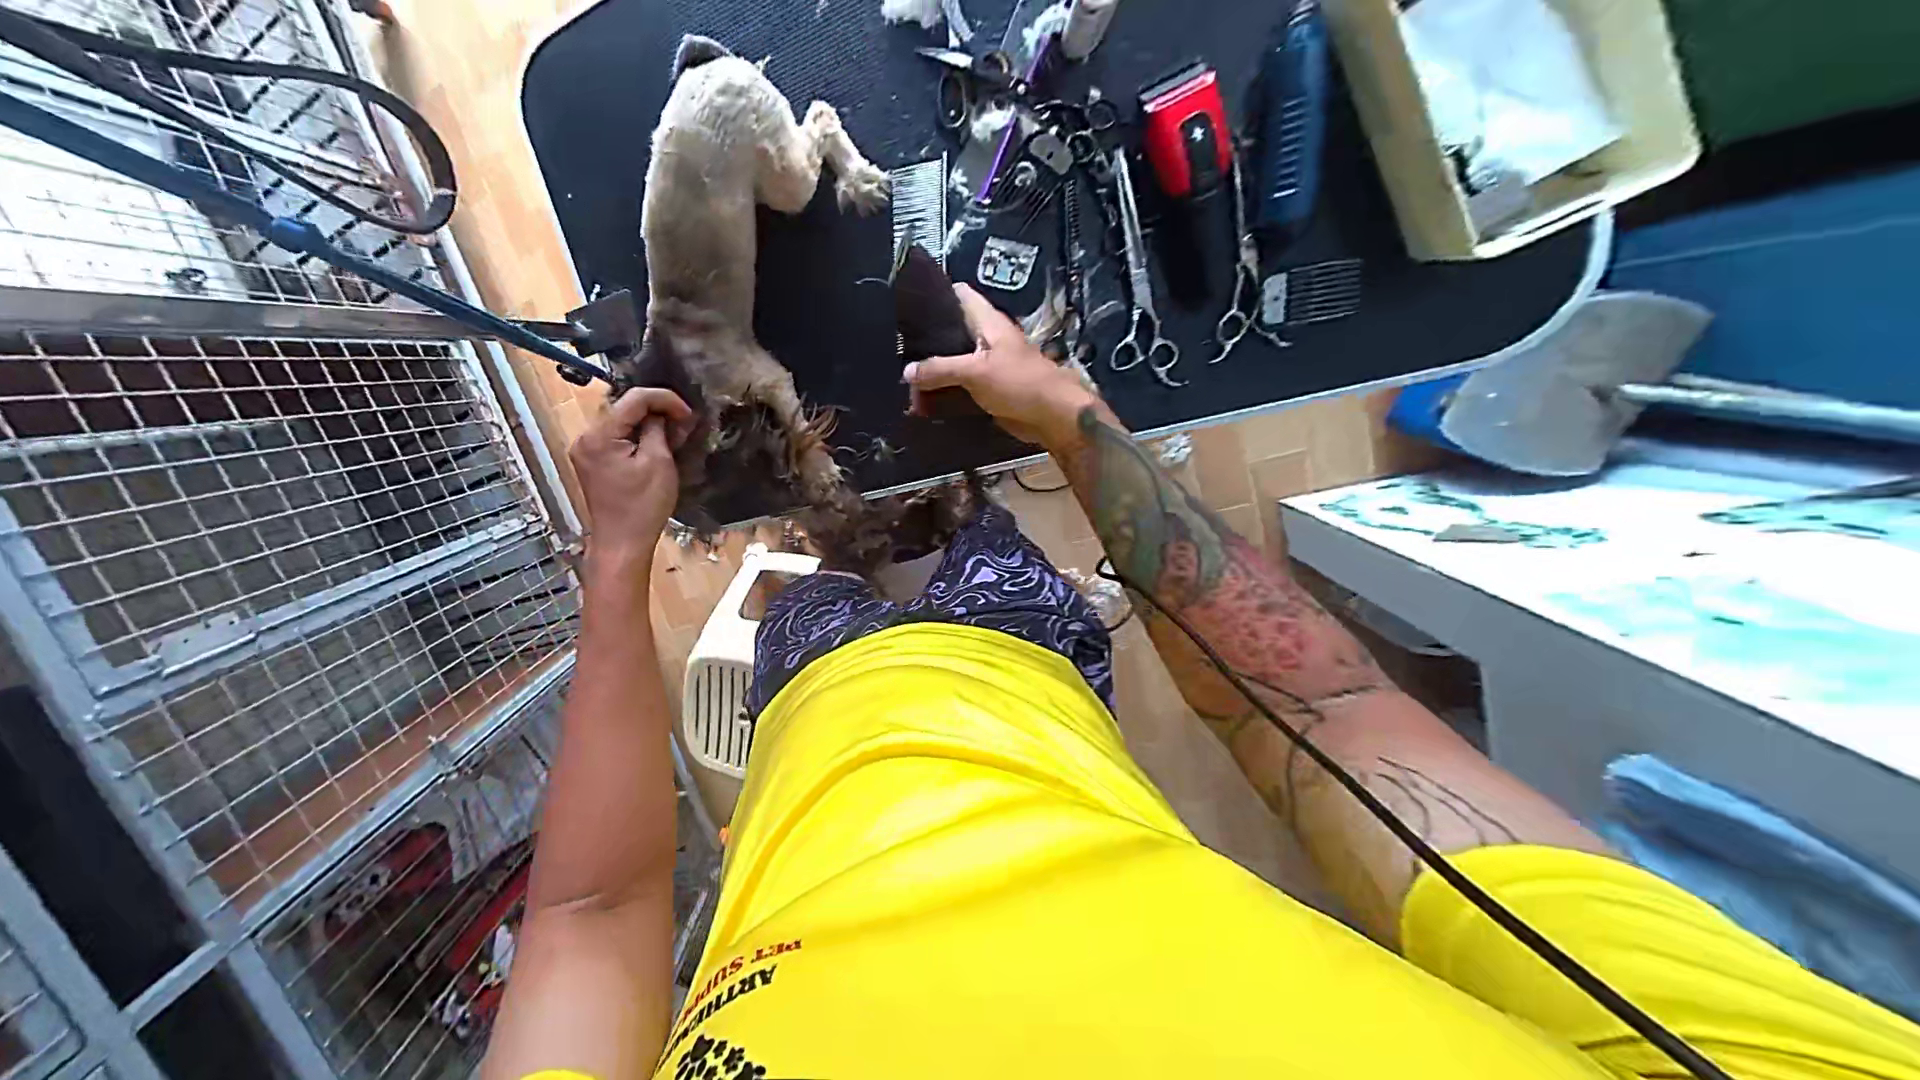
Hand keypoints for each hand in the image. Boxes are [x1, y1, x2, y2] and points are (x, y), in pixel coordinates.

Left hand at [568, 387, 693, 565]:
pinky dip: (637, 436)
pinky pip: (615, 437)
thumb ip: (659, 430)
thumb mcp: (659, 462)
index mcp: (599, 435)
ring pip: (620, 422)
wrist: (622, 542)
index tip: (688, 413)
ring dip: (648, 423)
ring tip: (674, 434)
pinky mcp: (592, 462)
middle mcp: (585, 437)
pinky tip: (656, 444)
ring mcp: (586, 450)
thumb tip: (664, 414)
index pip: (634, 399)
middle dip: (656, 410)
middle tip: (683, 423)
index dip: (664, 399)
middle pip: (623, 408)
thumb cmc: (643, 506)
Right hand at [903, 284, 1099, 447]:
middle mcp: (987, 339)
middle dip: (926, 340)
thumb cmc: (1018, 382)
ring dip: (933, 371)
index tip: (907, 302)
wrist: (1052, 416)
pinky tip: (922, 400)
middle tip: (896, 347)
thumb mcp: (975, 371)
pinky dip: (944, 391)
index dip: (935, 294)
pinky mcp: (989, 389)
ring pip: (954, 362)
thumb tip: (906, 372)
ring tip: (902, 377)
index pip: (960, 295)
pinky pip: (960, 386)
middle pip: (952, 331)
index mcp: (987, 322)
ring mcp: (988, 365)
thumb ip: (939, 369)